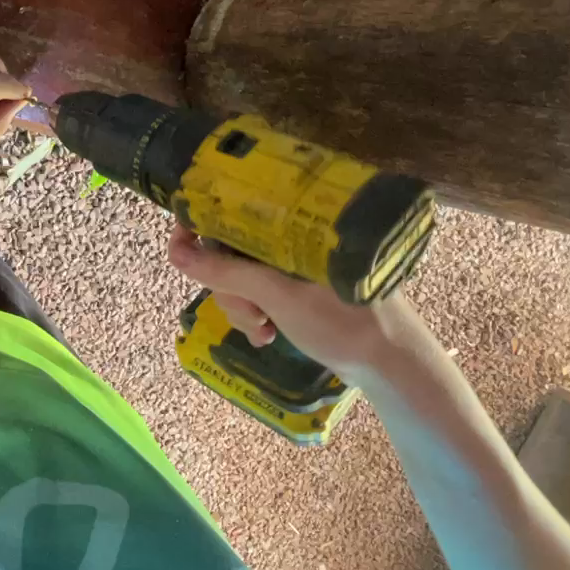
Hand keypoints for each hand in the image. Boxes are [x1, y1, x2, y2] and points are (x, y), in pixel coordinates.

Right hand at [166, 224, 432, 374]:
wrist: (392, 364)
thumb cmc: (343, 321)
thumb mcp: (278, 296)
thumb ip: (227, 272)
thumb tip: (176, 252)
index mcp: (294, 220)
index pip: (233, 205)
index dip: (200, 222)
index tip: (180, 247)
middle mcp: (292, 234)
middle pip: (229, 245)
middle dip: (227, 284)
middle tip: (248, 312)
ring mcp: (294, 262)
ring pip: (239, 273)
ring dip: (240, 305)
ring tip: (262, 329)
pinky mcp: (297, 285)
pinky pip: (256, 290)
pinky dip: (254, 311)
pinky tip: (266, 335)